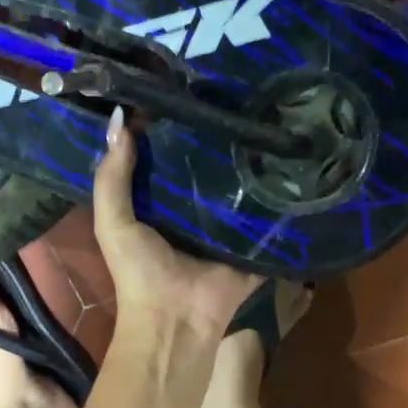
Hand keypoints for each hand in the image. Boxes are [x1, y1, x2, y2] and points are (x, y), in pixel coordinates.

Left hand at [93, 108, 261, 336]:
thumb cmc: (140, 273)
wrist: (175, 320)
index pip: (167, 156)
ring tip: (271, 115)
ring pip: (241, 186)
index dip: (172, 126)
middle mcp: (194, 210)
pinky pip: (270, 216)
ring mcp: (227, 226)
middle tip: (238, 93)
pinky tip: (296, 160)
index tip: (187, 86)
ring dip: (251, 161)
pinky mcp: (254, 243)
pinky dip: (281, 197)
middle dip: (217, 138)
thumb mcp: (112, 222)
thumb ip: (111, 176)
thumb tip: (120, 118)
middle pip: (207, 167)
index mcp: (158, 204)